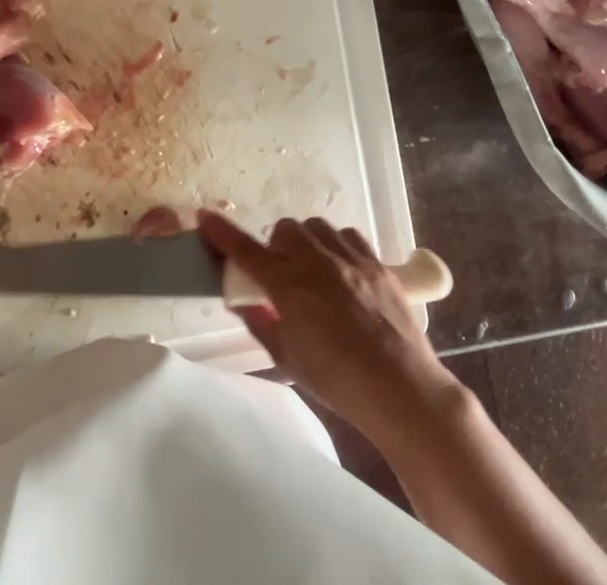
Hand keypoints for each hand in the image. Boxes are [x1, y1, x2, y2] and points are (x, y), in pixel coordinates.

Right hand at [198, 212, 461, 429]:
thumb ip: (260, 323)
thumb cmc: (337, 381)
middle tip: (279, 272)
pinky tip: (341, 269)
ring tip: (312, 268)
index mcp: (289, 287)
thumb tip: (244, 301)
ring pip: (318, 227)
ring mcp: (353, 261)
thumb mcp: (286, 358)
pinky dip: (337, 244)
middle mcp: (318, 264)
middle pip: (285, 229)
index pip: (246, 250)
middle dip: (275, 245)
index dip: (222, 232)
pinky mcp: (380, 266)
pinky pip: (350, 236)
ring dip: (306, 241)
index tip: (205, 217)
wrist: (402, 390)